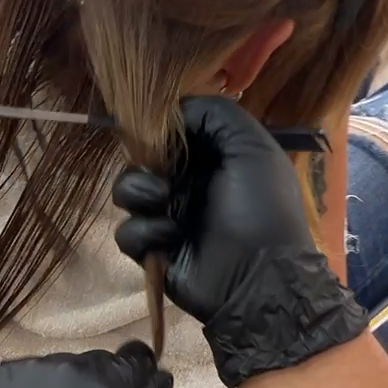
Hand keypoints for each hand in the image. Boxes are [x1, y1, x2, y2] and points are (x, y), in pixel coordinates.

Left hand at [0, 343, 172, 387]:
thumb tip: (161, 379)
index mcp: (107, 385)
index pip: (137, 356)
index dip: (137, 375)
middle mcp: (72, 364)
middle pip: (100, 361)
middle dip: (101, 384)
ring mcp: (35, 365)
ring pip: (66, 366)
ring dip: (68, 385)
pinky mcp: (5, 372)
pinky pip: (34, 373)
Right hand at [111, 96, 366, 386]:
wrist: (256, 279)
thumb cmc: (260, 208)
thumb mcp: (251, 146)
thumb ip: (216, 114)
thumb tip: (173, 108)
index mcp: (213, 156)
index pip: (170, 131)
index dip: (158, 128)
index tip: (155, 131)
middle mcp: (188, 183)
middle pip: (142, 160)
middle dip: (145, 164)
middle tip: (163, 176)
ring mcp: (168, 217)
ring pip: (127, 194)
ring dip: (140, 195)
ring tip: (165, 206)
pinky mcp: (153, 250)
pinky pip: (127, 233)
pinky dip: (145, 234)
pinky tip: (170, 240)